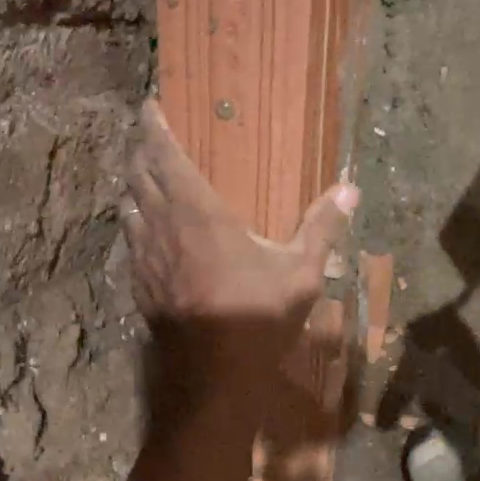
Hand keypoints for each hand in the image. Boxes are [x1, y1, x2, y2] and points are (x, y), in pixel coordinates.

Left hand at [123, 100, 357, 410]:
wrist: (211, 375)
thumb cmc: (256, 316)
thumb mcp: (300, 272)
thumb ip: (322, 228)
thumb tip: (351, 188)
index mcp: (198, 211)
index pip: (165, 154)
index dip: (154, 127)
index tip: (150, 105)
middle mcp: (162, 226)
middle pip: (138, 176)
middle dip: (138, 151)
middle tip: (144, 137)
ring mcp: (144, 258)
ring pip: (129, 208)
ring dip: (133, 187)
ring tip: (140, 178)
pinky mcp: (139, 285)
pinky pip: (130, 243)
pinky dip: (134, 226)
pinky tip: (143, 234)